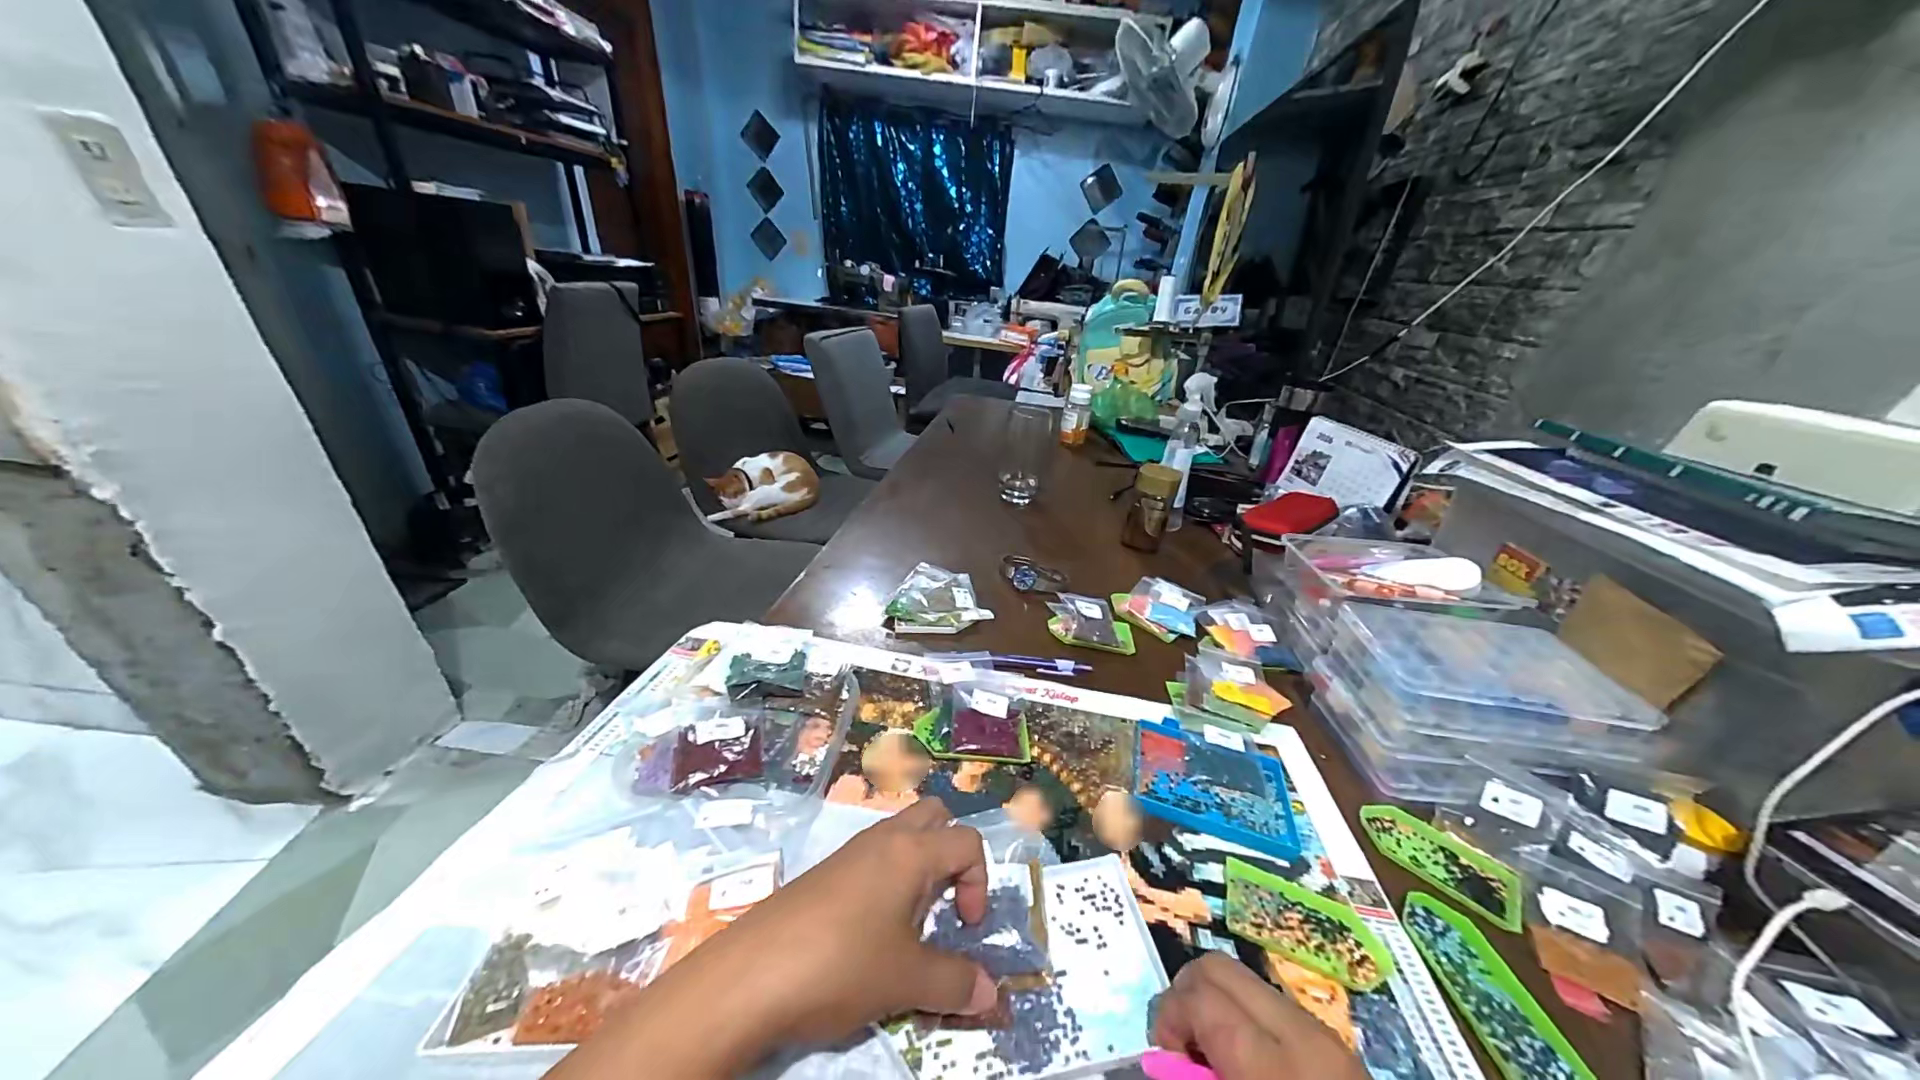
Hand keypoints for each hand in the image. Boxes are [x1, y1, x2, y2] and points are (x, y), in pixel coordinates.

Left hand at [551, 798, 996, 1079]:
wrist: (748, 977)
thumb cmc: (841, 965)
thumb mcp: (906, 981)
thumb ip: (956, 984)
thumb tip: (993, 996)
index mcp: (911, 852)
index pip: (967, 840)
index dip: (979, 881)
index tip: (964, 926)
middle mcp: (882, 839)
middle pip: (933, 816)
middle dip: (950, 853)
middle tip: (942, 904)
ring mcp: (848, 853)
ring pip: (899, 835)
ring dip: (916, 869)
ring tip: (908, 925)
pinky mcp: (823, 873)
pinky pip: (870, 859)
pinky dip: (885, 882)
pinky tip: (869, 933)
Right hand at [1150, 953, 1367, 1079]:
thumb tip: (1165, 1061)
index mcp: (1266, 1060)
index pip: (1197, 995)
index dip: (1166, 1018)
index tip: (1166, 1060)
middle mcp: (1296, 1030)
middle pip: (1216, 967)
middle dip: (1185, 996)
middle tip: (1182, 1049)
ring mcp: (1322, 1035)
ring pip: (1244, 980)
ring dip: (1215, 1006)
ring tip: (1214, 1061)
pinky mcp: (1336, 1047)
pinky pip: (1272, 1007)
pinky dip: (1244, 1020)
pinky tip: (1248, 1069)